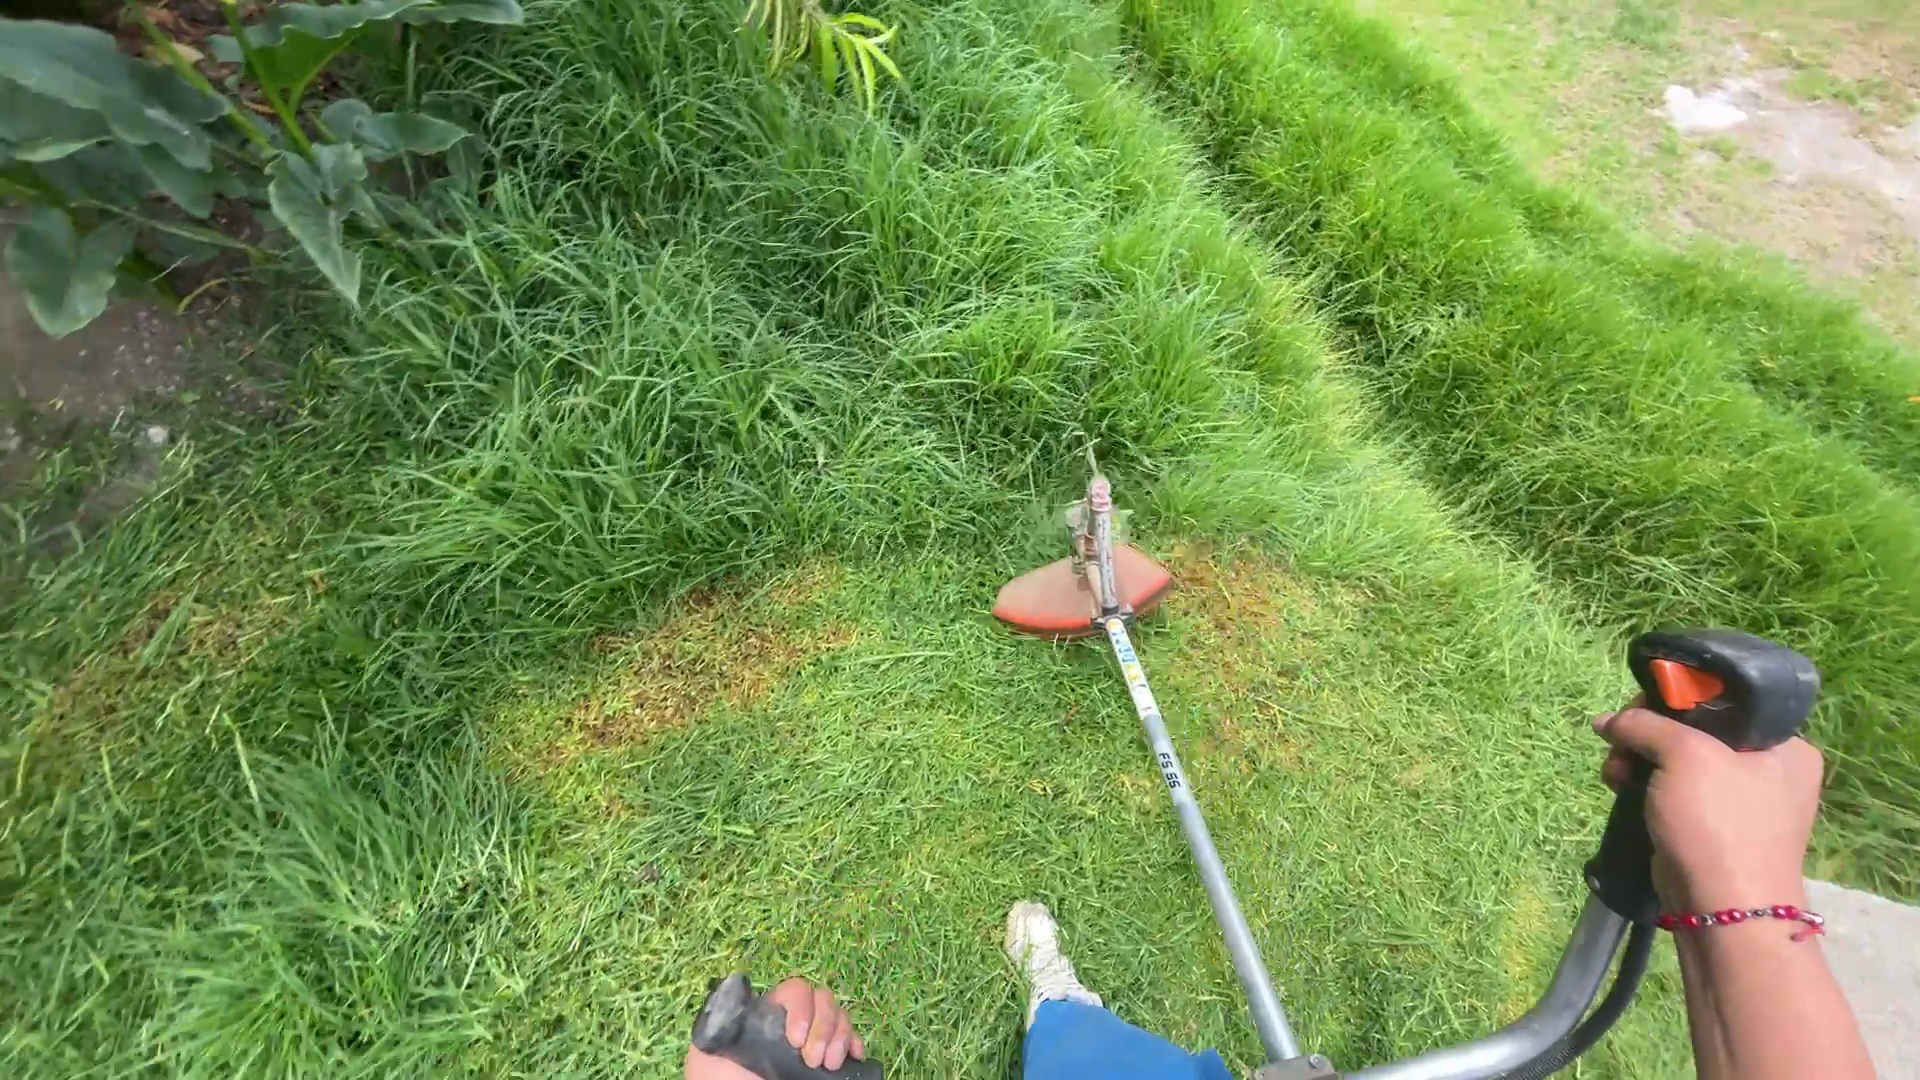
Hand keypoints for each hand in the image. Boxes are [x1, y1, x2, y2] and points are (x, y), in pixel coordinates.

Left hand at [684, 978, 866, 1078]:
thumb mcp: (709, 1052)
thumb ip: (720, 1021)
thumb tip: (737, 988)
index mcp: (770, 1014)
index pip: (796, 991)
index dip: (802, 1008)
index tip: (796, 1040)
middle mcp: (796, 1022)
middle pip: (823, 999)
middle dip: (824, 1025)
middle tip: (814, 1060)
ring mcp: (813, 1041)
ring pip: (839, 1016)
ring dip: (840, 1035)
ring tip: (830, 1064)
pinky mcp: (826, 1061)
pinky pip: (851, 1040)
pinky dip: (856, 1044)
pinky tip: (854, 1057)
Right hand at [1594, 707, 1821, 910]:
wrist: (1721, 900)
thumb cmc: (1717, 821)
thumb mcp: (1683, 755)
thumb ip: (1643, 723)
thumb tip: (1605, 721)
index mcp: (1783, 746)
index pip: (1716, 701)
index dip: (1669, 701)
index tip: (1636, 715)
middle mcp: (1765, 766)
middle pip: (1684, 727)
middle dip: (1641, 737)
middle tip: (1619, 751)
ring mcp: (1735, 794)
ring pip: (1666, 754)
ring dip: (1631, 759)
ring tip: (1615, 776)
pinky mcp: (1706, 816)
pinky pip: (1664, 781)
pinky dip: (1637, 780)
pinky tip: (1621, 788)